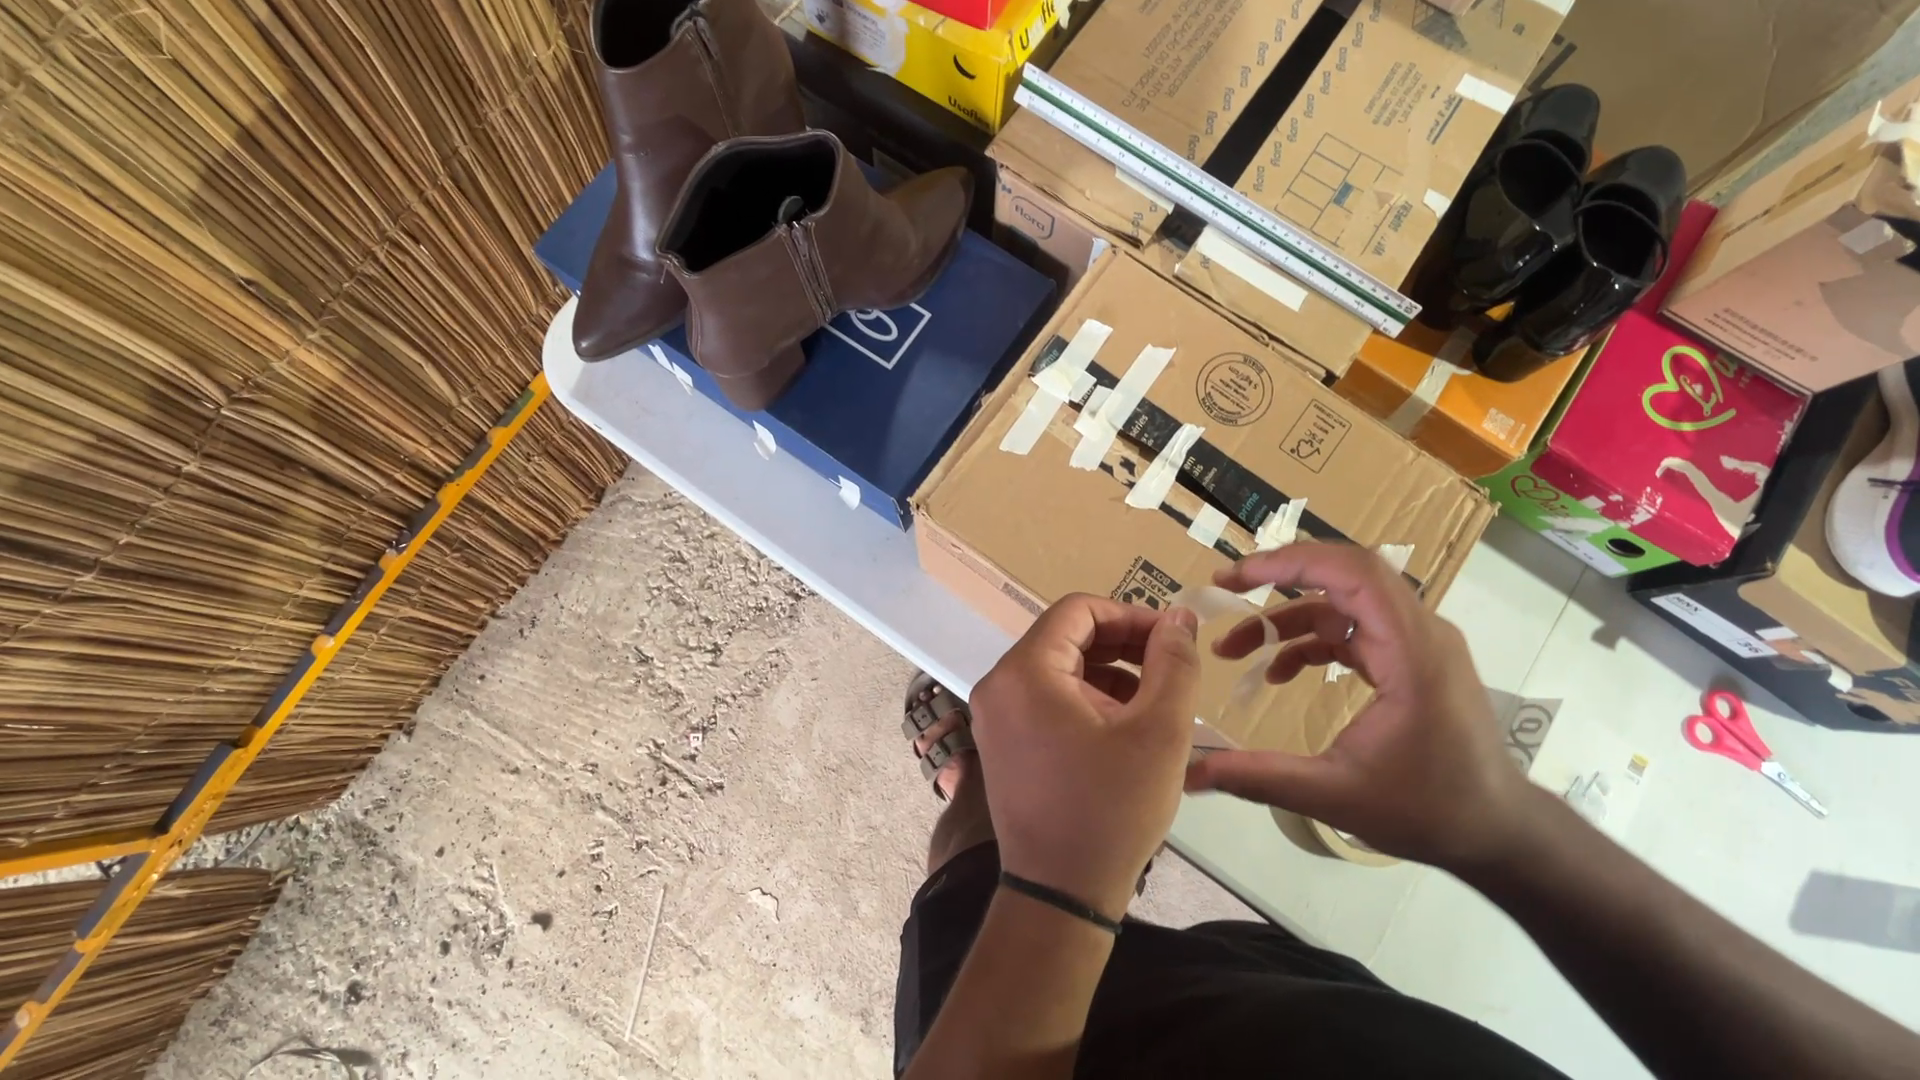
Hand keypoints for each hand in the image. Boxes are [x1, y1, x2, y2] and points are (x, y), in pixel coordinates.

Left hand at [969, 594, 1201, 919]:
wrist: (1060, 894)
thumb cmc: (1111, 809)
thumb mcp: (1158, 731)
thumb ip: (1173, 663)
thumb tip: (1179, 618)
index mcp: (1024, 672)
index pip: (1078, 611)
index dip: (1131, 615)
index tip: (1173, 639)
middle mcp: (998, 686)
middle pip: (1066, 638)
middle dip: (1123, 645)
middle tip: (1172, 668)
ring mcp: (994, 717)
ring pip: (1058, 670)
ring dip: (1109, 675)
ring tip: (1156, 704)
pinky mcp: (1002, 745)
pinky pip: (1046, 701)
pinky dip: (1087, 702)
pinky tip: (1125, 728)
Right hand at [1183, 542, 1533, 871]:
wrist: (1497, 832)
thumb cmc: (1427, 811)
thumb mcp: (1335, 796)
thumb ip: (1260, 778)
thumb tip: (1190, 774)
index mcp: (1413, 651)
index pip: (1353, 573)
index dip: (1289, 563)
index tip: (1234, 579)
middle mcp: (1421, 633)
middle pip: (1345, 576)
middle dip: (1279, 578)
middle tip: (1225, 591)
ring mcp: (1420, 644)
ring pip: (1344, 603)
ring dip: (1287, 619)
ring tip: (1234, 651)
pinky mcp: (1413, 660)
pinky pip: (1354, 629)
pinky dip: (1311, 641)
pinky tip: (1278, 672)